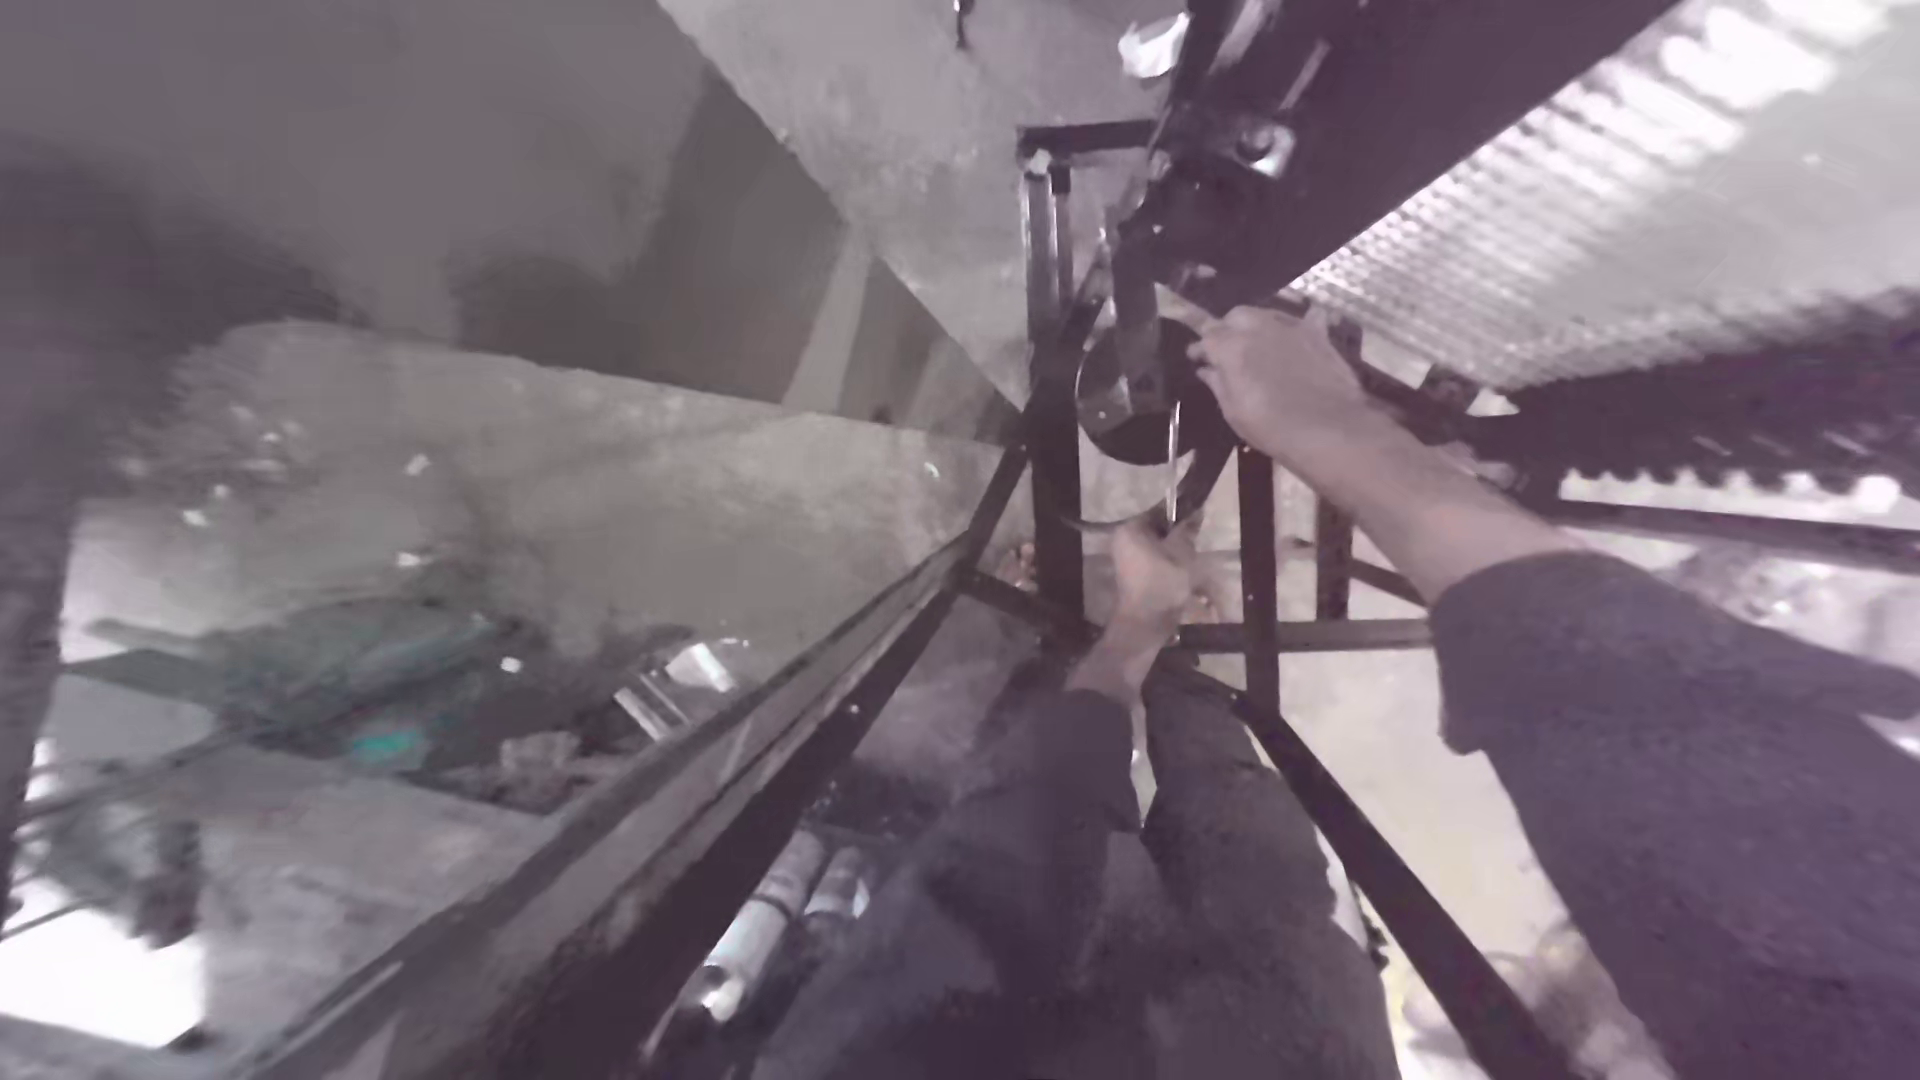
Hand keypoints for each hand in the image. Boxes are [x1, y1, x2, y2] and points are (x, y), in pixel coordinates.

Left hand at [1110, 514, 1199, 635]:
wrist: (1145, 621)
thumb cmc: (1162, 581)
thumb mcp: (1180, 551)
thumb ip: (1186, 529)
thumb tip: (1195, 511)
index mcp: (1129, 530)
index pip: (1157, 511)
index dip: (1180, 514)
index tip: (1198, 518)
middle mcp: (1122, 541)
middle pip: (1157, 530)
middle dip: (1178, 535)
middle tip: (1195, 543)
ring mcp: (1125, 559)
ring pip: (1157, 547)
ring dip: (1175, 551)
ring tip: (1191, 560)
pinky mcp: (1132, 575)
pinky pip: (1153, 561)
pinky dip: (1168, 564)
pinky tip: (1183, 573)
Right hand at [1187, 306, 1373, 462]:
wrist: (1327, 427)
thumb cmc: (1270, 425)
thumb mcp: (1233, 410)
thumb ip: (1218, 383)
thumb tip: (1206, 370)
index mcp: (1232, 347)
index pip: (1207, 335)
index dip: (1199, 347)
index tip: (1196, 358)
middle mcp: (1260, 327)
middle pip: (1236, 315)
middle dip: (1226, 328)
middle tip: (1225, 350)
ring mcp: (1291, 326)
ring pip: (1266, 313)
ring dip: (1255, 325)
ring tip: (1254, 344)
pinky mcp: (1318, 333)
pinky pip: (1301, 318)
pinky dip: (1291, 327)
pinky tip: (1291, 338)